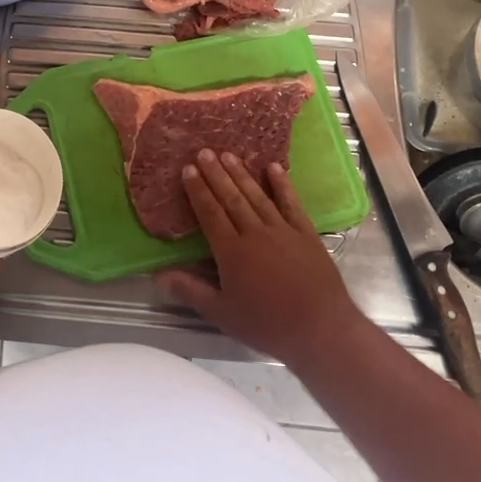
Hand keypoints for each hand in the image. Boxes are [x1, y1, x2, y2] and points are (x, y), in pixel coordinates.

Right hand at [155, 149, 359, 367]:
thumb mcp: (223, 314)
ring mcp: (283, 231)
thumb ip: (191, 291)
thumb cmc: (268, 325)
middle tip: (204, 152)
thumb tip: (158, 275)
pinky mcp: (306, 234)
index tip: (188, 169)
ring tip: (228, 155)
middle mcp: (255, 233)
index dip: (198, 191)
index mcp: (232, 252)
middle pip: (231, 198)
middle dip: (216, 174)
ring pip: (257, 196)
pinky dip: (282, 185)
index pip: (210, 213)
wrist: (322, 330)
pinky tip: (273, 168)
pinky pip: (290, 203)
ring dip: (242, 174)